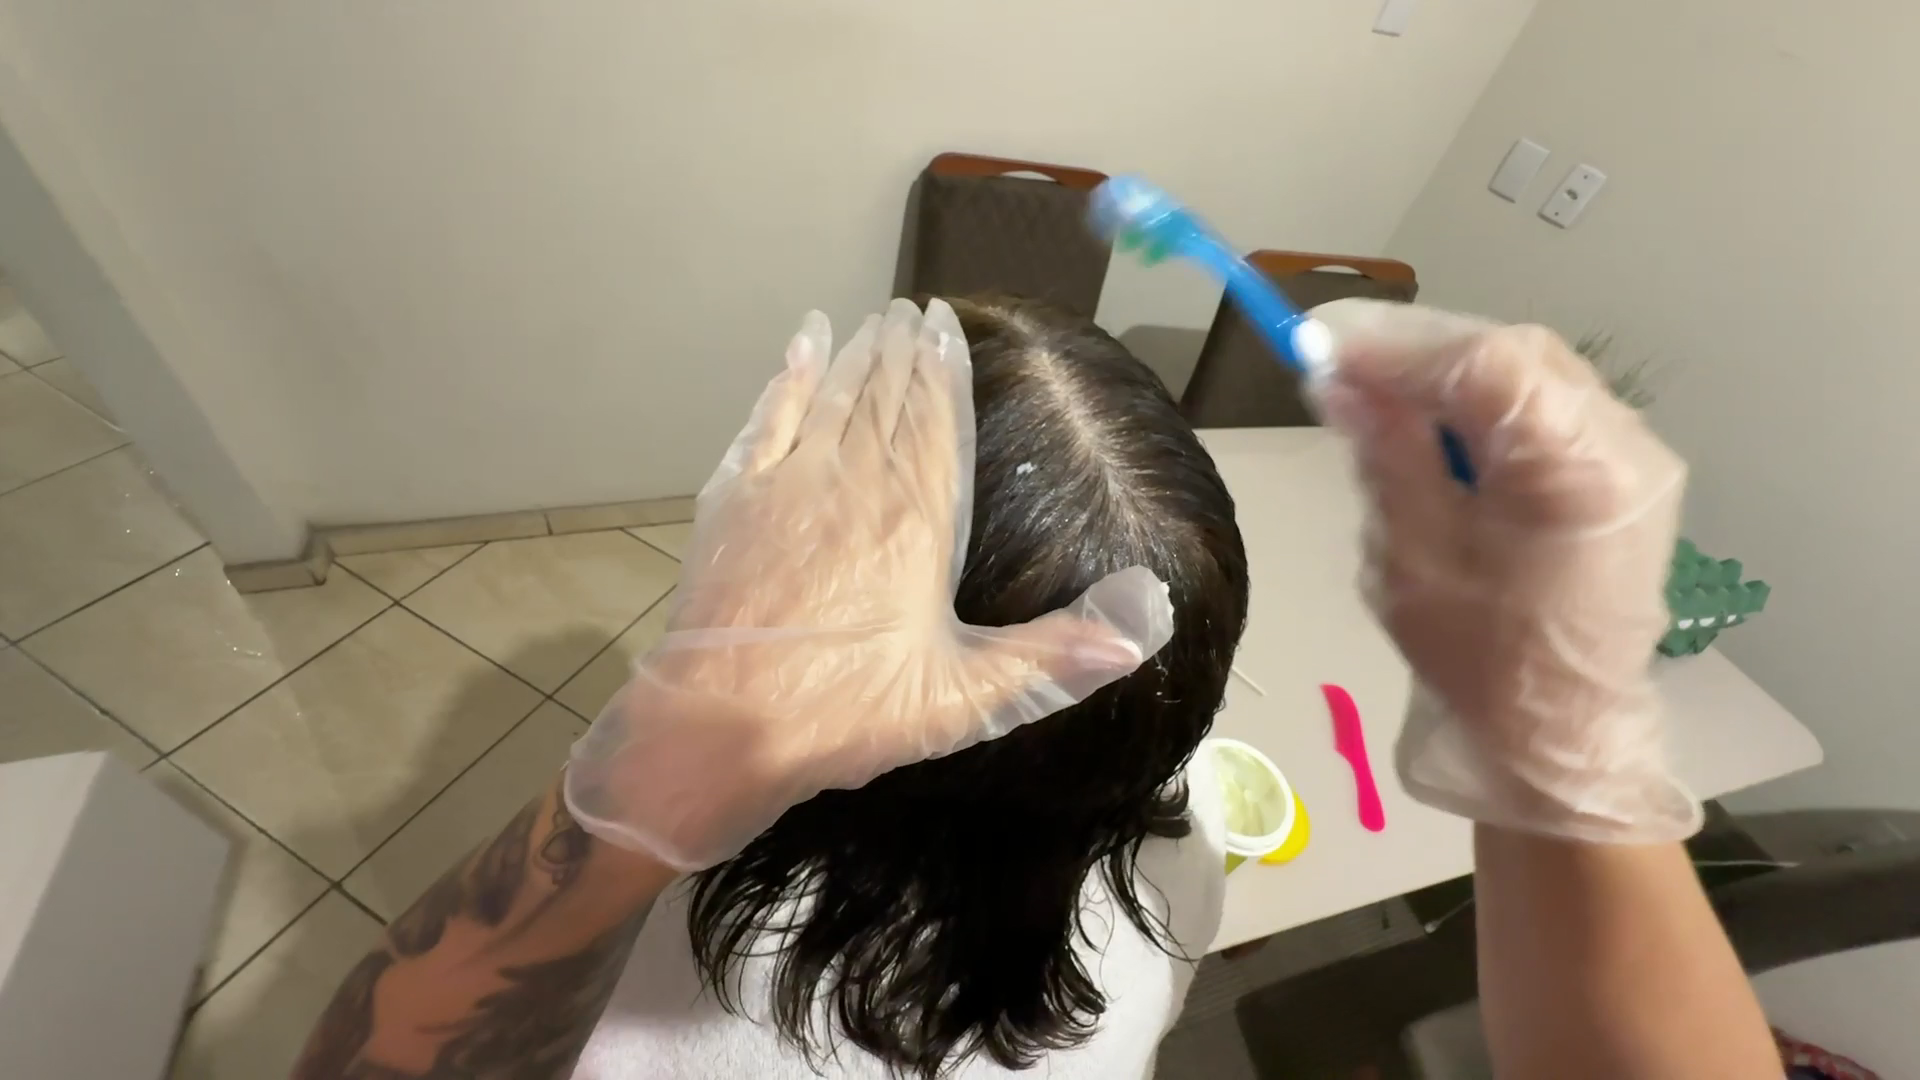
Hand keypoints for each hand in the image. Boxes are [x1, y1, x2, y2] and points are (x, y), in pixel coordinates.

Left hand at [565, 299, 1173, 869]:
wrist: (718, 727)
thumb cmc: (846, 713)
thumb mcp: (965, 700)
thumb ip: (1055, 655)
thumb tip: (1153, 615)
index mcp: (916, 520)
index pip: (938, 419)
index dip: (946, 367)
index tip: (947, 322)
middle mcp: (856, 481)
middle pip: (888, 396)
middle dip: (904, 348)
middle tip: (913, 307)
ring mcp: (789, 482)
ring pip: (835, 395)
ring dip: (858, 353)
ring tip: (875, 317)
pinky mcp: (734, 497)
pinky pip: (770, 416)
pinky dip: (790, 375)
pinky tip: (803, 342)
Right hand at [1313, 300, 1697, 842]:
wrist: (1558, 726)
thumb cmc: (1476, 657)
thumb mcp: (1409, 557)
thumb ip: (1384, 456)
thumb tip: (1338, 382)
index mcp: (1576, 476)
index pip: (1487, 365)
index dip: (1394, 347)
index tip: (1316, 351)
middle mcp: (1623, 444)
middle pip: (1510, 352)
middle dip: (1412, 352)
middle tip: (1334, 369)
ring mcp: (1630, 452)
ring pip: (1521, 370)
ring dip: (1437, 375)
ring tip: (1370, 399)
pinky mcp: (1614, 467)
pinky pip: (1532, 404)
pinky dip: (1467, 403)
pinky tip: (1423, 429)